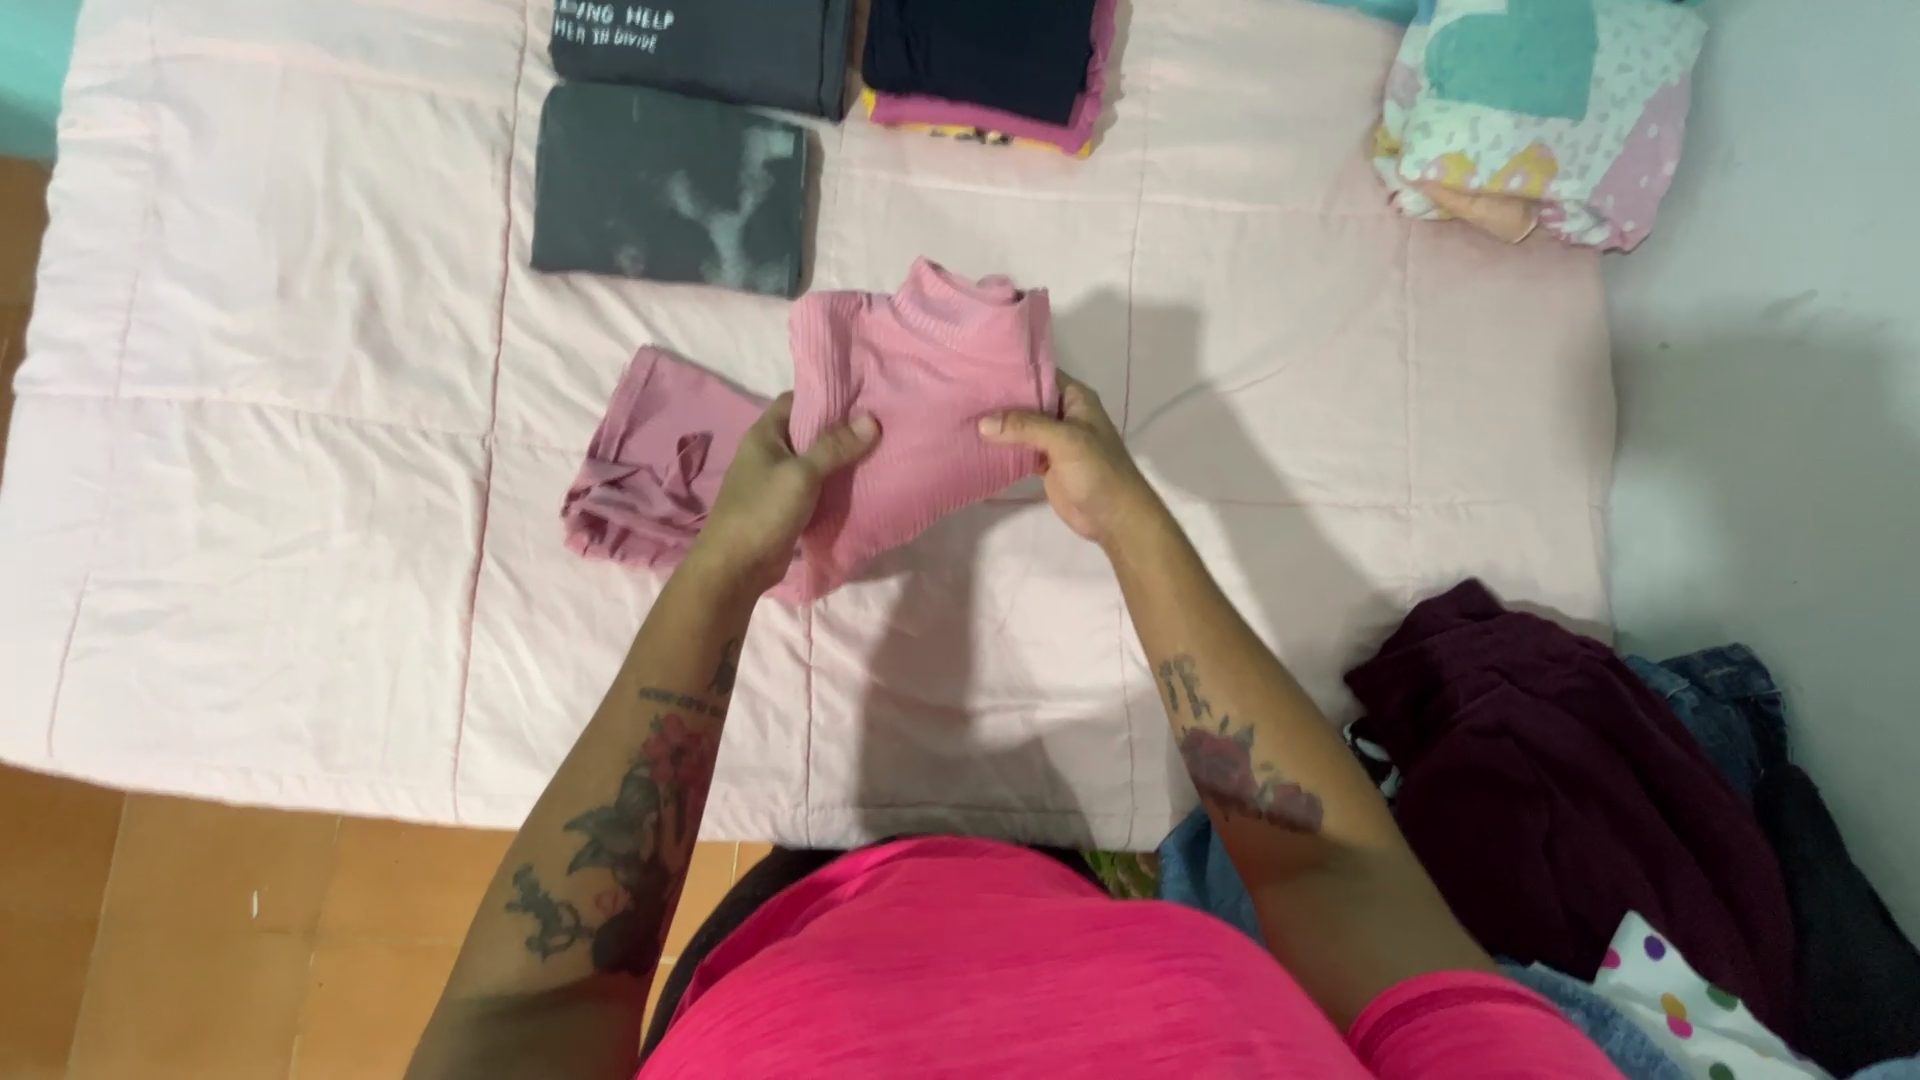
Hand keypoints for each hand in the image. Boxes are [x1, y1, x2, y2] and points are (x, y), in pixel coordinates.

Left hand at [684, 393, 878, 596]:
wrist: (736, 568)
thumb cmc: (762, 511)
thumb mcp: (801, 474)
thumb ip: (835, 447)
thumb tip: (872, 420)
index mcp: (765, 434)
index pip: (795, 400)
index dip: (825, 396)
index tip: (860, 397)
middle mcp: (770, 452)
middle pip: (809, 431)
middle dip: (841, 429)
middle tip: (879, 425)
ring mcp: (778, 481)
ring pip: (816, 462)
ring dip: (842, 460)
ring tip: (879, 451)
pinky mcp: (789, 507)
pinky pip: (818, 488)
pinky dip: (836, 486)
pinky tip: (862, 485)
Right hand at [978, 374, 1163, 548]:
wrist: (1113, 518)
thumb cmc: (1098, 471)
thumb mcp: (1065, 441)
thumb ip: (1026, 427)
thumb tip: (982, 422)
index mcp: (1075, 398)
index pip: (1040, 374)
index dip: (1012, 370)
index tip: (978, 367)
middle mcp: (1063, 413)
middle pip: (1026, 400)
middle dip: (998, 398)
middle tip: (961, 391)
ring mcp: (1053, 440)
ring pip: (1020, 426)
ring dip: (997, 424)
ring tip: (961, 414)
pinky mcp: (1044, 463)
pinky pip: (1018, 449)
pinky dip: (1001, 448)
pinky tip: (975, 443)